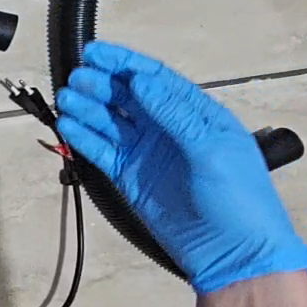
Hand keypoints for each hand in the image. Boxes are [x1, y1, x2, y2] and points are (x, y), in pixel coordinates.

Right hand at [55, 40, 306, 293]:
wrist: (232, 253)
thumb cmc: (240, 201)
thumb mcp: (212, 149)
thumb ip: (175, 114)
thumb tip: (143, 82)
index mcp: (196, 115)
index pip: (154, 80)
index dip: (124, 63)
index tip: (96, 53)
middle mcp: (167, 130)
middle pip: (126, 97)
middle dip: (100, 83)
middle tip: (77, 77)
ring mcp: (145, 153)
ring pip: (109, 122)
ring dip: (87, 108)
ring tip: (66, 98)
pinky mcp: (128, 176)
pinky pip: (100, 151)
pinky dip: (82, 138)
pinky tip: (67, 125)